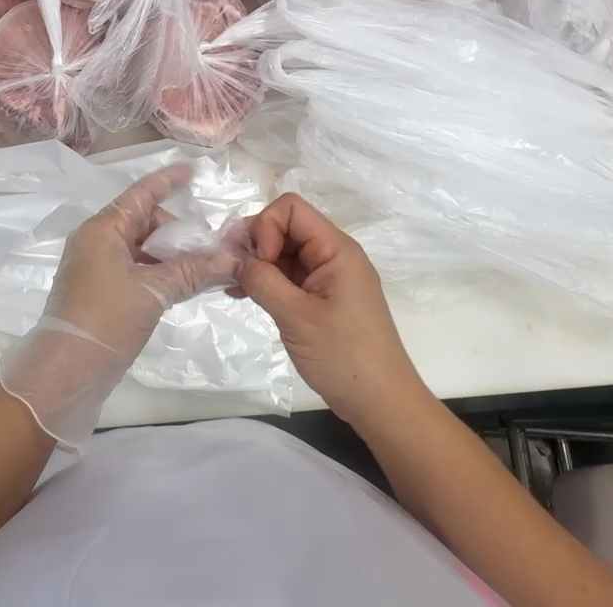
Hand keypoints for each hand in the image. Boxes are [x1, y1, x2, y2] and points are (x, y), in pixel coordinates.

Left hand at [0, 163, 244, 448]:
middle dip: (177, 231)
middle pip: (144, 222)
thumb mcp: (153, 292)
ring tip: (203, 270)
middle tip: (211, 249)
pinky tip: (182, 286)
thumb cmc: (104, 320)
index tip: (191, 170)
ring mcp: (96, 268)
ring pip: (141, 249)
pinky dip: (159, 273)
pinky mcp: (100, 293)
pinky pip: (136, 270)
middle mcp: (96, 242)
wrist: (64, 373)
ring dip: (171, 256)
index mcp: (102, 229)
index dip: (166, 181)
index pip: (140, 194)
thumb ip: (192, 271)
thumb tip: (231, 259)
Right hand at [237, 193, 432, 433]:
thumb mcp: (296, 317)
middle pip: (285, 227)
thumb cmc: (344, 356)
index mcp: (336, 250)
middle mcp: (333, 255)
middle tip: (231, 271)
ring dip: (256, 263)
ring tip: (232, 285)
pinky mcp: (321, 298)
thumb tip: (232, 258)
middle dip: (255, 243)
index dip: (266, 227)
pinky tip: (242, 295)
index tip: (259, 262)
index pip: (291, 208)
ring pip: (283, 252)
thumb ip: (262, 281)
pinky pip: (288, 275)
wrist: (381, 404)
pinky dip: (265, 280)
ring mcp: (327, 277)